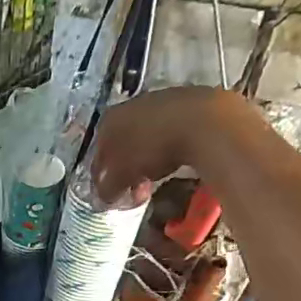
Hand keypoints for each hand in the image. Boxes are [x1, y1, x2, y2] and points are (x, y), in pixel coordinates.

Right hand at [88, 87, 255, 207]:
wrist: (202, 120)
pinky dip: (166, 150)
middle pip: (122, 145)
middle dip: (127, 171)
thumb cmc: (153, 148)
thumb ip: (108, 188)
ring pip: (145, 138)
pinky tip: (175, 162)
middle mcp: (130, 106)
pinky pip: (168, 134)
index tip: (113, 197)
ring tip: (155, 181)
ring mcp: (159, 102)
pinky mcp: (186, 105)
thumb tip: (103, 198)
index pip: (99, 154)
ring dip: (147, 162)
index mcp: (109, 120)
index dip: (103, 180)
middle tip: (135, 192)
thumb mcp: (123, 174)